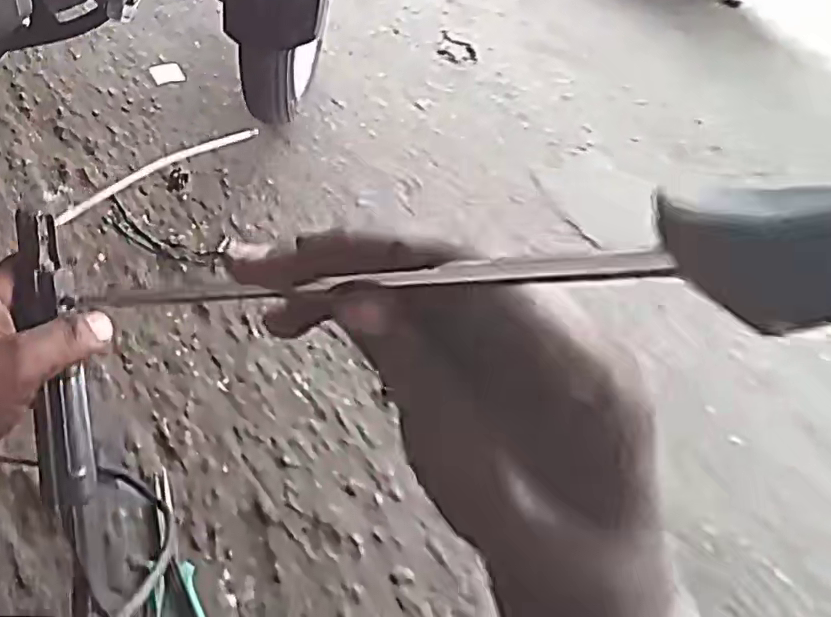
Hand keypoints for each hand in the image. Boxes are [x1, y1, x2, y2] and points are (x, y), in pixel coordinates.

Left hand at [0, 257, 114, 500]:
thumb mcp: (20, 361)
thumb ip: (63, 339)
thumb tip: (101, 323)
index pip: (26, 265)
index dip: (56, 270)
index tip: (88, 288)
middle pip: (36, 306)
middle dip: (63, 320)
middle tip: (91, 337)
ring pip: (34, 343)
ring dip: (56, 355)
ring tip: (79, 368)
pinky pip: (27, 374)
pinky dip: (44, 381)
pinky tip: (59, 394)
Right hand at [231, 234, 683, 616]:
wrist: (572, 581)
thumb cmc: (542, 542)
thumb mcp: (475, 470)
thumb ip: (417, 376)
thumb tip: (352, 298)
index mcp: (569, 350)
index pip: (462, 262)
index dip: (378, 250)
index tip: (306, 256)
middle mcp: (534, 319)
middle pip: (419, 260)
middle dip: (332, 258)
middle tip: (258, 264)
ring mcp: (494, 326)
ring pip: (395, 275)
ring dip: (323, 277)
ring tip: (261, 287)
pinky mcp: (458, 336)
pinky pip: (392, 302)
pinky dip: (338, 304)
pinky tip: (296, 317)